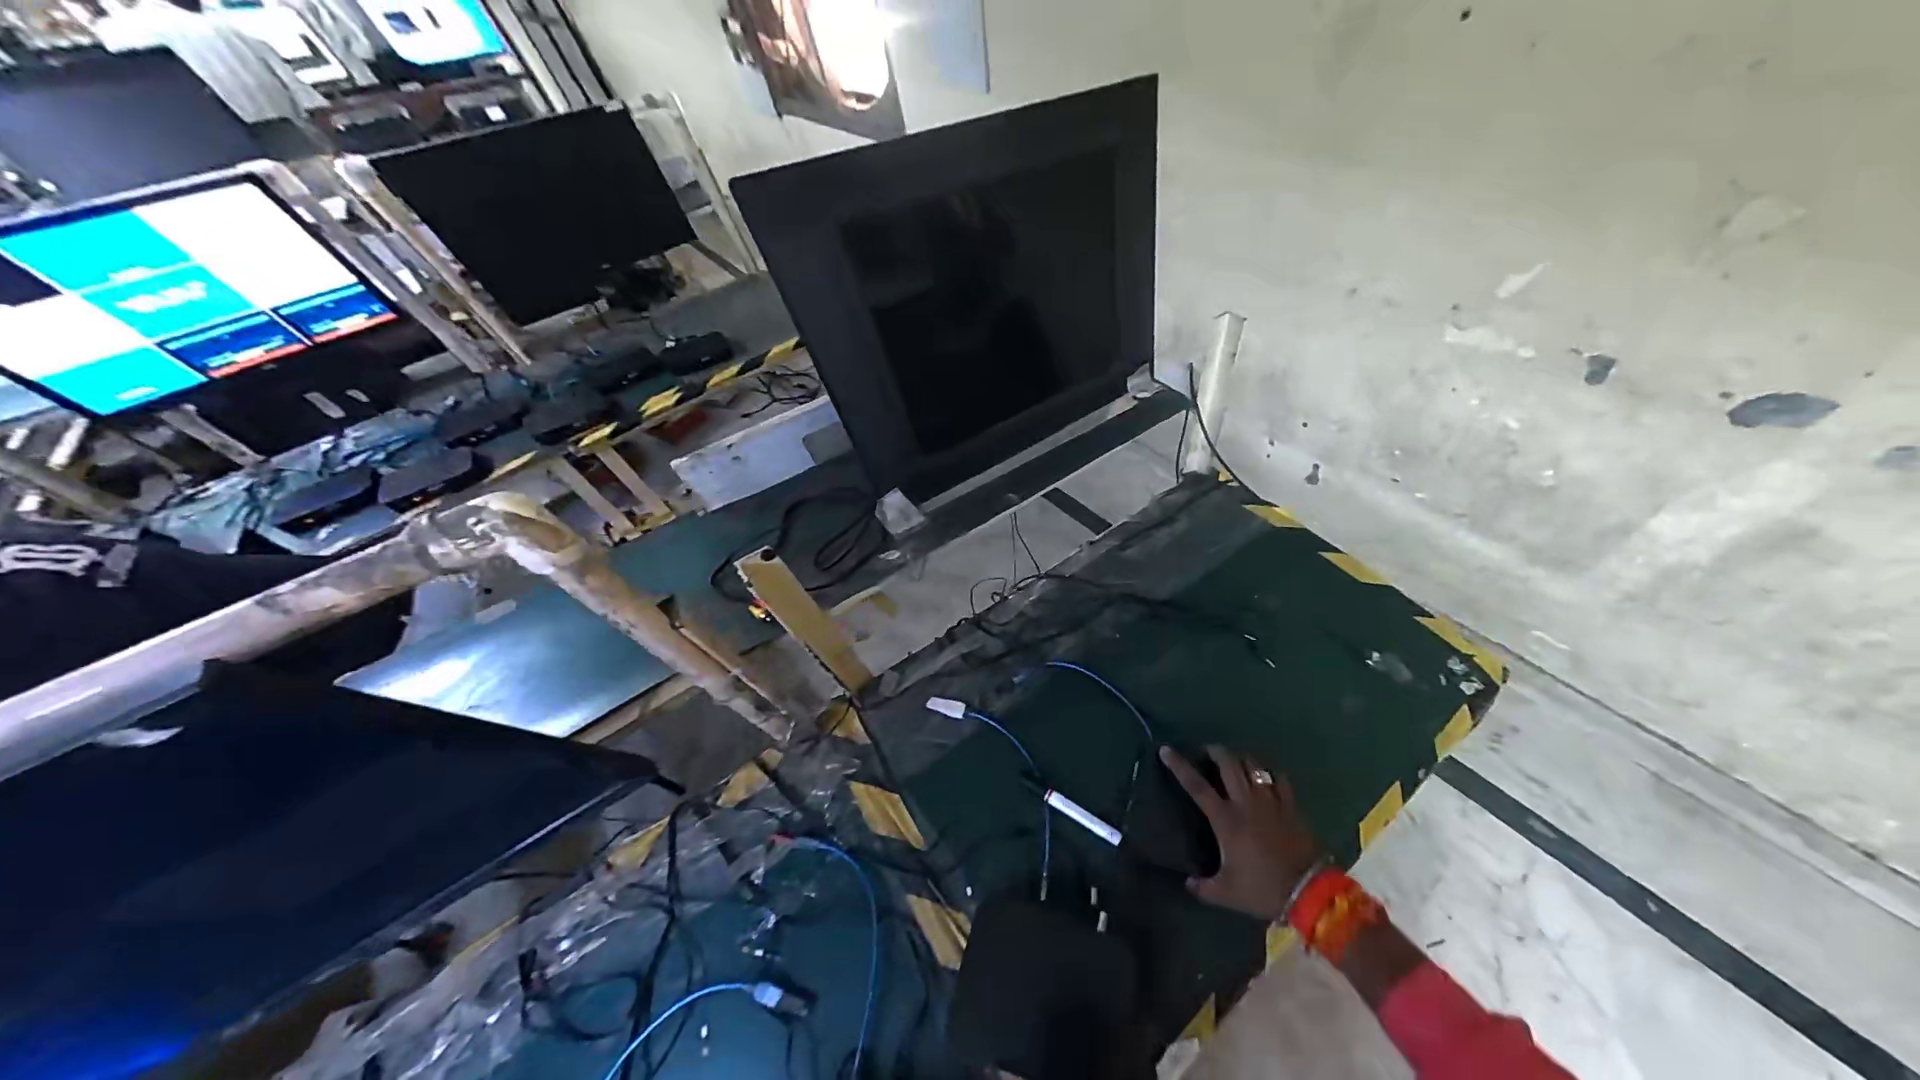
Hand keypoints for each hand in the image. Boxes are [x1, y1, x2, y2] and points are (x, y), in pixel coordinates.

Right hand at [1159, 745, 1322, 921]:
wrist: (1309, 893)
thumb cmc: (1262, 889)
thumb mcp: (1225, 893)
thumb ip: (1202, 887)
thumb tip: (1188, 883)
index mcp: (1225, 819)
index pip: (1196, 785)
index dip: (1179, 765)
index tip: (1166, 750)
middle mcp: (1246, 803)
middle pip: (1228, 763)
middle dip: (1214, 751)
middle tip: (1206, 752)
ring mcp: (1271, 802)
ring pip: (1253, 766)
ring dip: (1239, 758)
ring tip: (1233, 761)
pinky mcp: (1292, 807)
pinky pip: (1279, 779)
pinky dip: (1269, 772)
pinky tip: (1265, 775)